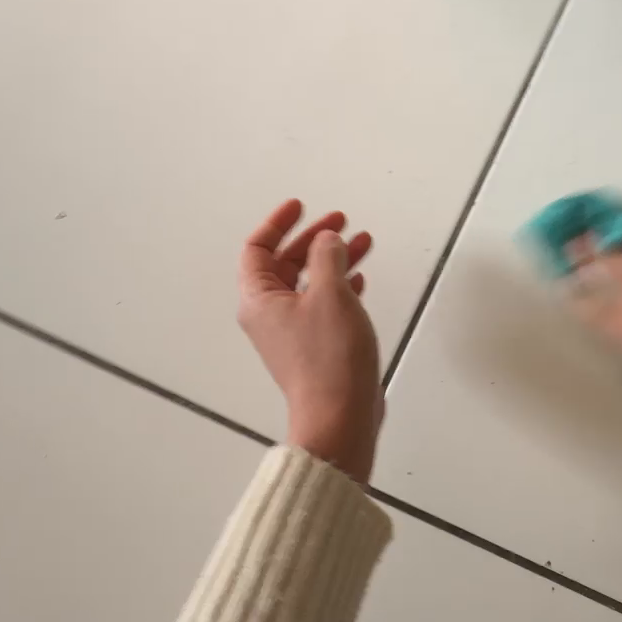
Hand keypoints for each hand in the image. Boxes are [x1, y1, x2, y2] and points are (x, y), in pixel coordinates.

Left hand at [238, 199, 380, 482]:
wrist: (340, 416)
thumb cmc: (329, 353)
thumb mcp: (330, 293)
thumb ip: (328, 257)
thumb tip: (327, 240)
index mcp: (260, 299)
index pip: (257, 249)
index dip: (277, 223)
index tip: (301, 205)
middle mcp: (270, 313)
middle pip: (285, 262)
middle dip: (313, 238)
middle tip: (341, 220)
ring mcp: (293, 332)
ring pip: (310, 281)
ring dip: (334, 259)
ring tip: (364, 241)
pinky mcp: (316, 346)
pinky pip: (324, 302)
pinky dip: (341, 284)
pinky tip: (361, 278)